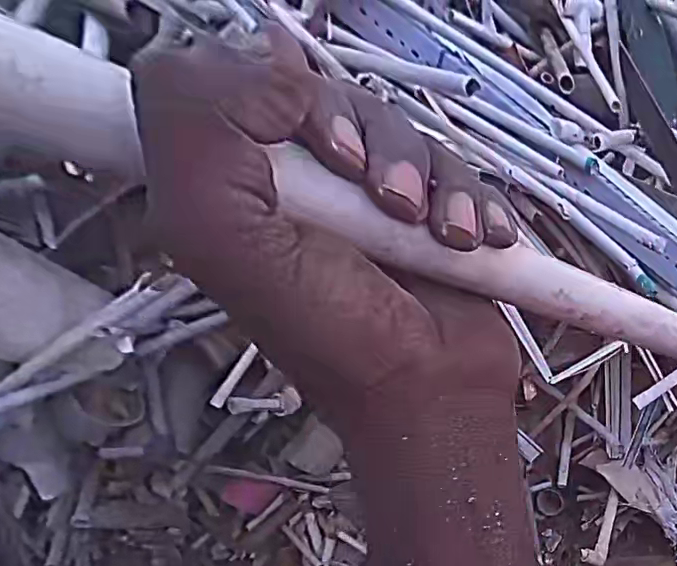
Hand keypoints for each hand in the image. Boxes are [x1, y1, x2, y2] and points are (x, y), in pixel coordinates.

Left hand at [132, 28, 523, 432]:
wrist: (431, 396)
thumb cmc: (335, 342)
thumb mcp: (224, 240)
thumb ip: (197, 127)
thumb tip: (274, 57)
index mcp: (244, 184)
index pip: (248, 79)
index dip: (289, 97)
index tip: (323, 152)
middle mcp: (311, 188)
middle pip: (340, 99)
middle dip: (375, 144)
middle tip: (389, 203)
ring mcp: (380, 207)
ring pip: (408, 135)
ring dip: (437, 183)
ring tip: (446, 237)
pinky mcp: (438, 224)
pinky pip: (462, 176)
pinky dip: (478, 205)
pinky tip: (479, 242)